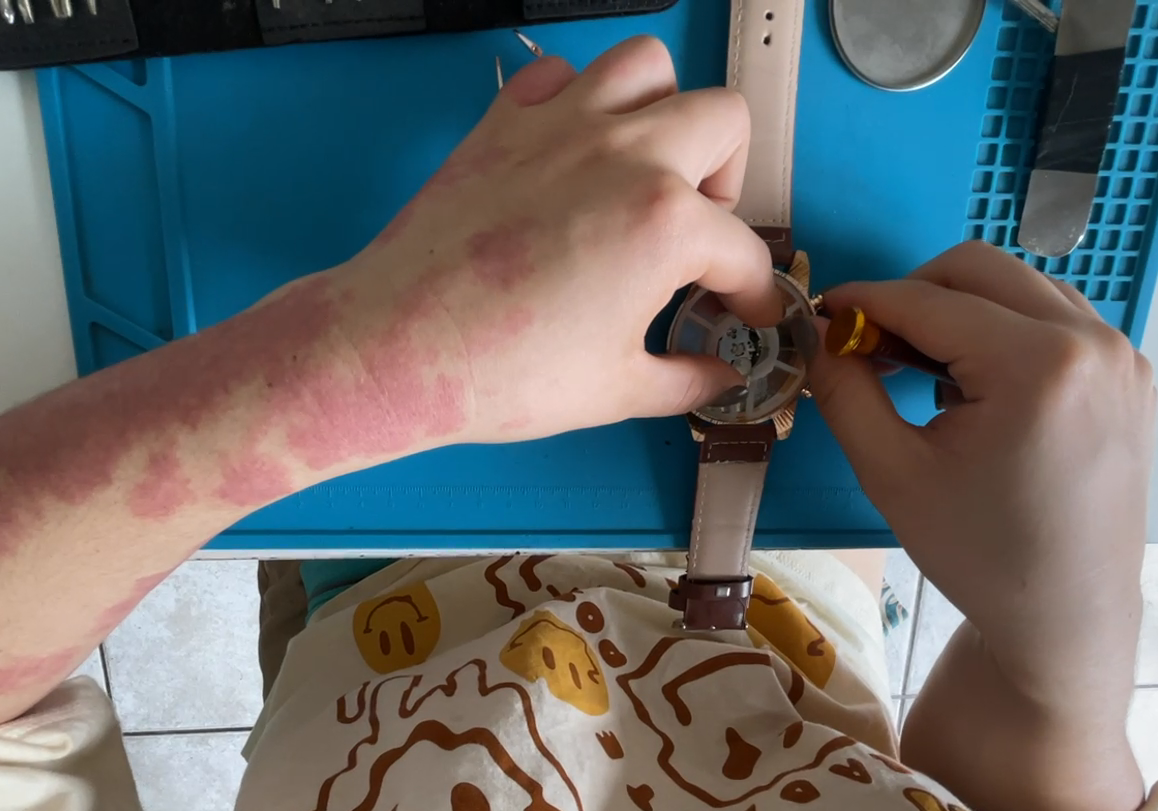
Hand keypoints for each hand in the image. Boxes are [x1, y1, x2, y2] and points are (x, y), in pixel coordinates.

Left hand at [323, 36, 783, 447]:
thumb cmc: (506, 375)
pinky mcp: (505, 123)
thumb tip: (717, 377)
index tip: (748, 311)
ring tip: (648, 173)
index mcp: (665, 223)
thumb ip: (686, 381)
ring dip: (666, 115)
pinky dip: (583, 101)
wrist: (402, 349)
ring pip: (648, 70)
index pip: (742, 251)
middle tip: (701, 234)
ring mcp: (562, 126)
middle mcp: (625, 154)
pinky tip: (575, 154)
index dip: (755, 292)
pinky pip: (564, 74)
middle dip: (729, 181)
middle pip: (723, 123)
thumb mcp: (617, 394)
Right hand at [812, 242, 1154, 735]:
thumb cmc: (972, 549)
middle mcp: (1094, 339)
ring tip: (917, 369)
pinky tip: (971, 386)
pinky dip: (998, 330)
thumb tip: (821, 339)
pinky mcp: (1129, 375)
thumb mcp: (889, 473)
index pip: (929, 300)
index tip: (820, 314)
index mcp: (1036, 364)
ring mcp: (1122, 354)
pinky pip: (1052, 319)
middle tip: (868, 345)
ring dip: (956, 309)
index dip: (863, 301)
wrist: (1064, 611)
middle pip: (980, 268)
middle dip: (910, 293)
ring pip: (1019, 287)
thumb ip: (846, 393)